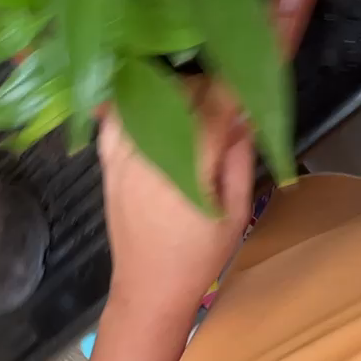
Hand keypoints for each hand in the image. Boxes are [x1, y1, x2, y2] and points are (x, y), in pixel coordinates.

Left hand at [98, 81, 257, 334]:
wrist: (149, 288)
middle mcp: (153, 155)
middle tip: (227, 99)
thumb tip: (243, 114)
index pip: (215, 108)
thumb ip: (240, 159)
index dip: (235, 88)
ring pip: (149, 98)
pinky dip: (132, 102)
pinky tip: (149, 99)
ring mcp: (124, 156)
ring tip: (194, 104)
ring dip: (175, 92)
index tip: (252, 73)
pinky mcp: (108, 162)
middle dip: (208, 88)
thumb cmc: (200, 257)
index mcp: (191, 169)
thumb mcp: (237, 212)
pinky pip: (115, 117)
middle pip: (182, 95)